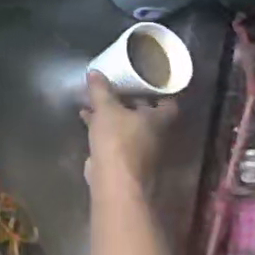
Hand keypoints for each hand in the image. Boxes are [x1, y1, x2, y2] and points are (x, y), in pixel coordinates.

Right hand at [81, 71, 177, 193]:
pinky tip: (87, 119)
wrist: (114, 182)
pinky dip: (103, 128)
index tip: (145, 80)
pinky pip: (115, 137)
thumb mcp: (107, 109)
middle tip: (116, 86)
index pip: (168, 102)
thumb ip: (101, 90)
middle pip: (145, 113)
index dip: (158, 91)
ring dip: (113, 115)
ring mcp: (140, 150)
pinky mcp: (124, 161)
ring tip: (96, 100)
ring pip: (127, 126)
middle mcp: (154, 135)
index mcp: (158, 120)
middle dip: (130, 101)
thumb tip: (95, 71)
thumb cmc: (118, 141)